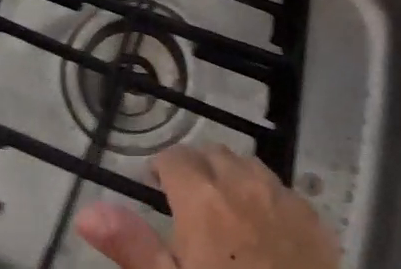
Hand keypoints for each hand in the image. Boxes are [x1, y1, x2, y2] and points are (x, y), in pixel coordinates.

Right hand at [74, 143, 339, 268]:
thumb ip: (130, 245)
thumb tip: (87, 212)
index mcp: (203, 199)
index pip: (175, 158)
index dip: (161, 169)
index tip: (155, 188)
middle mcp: (243, 184)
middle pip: (213, 155)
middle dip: (196, 168)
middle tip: (185, 203)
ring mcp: (282, 198)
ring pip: (249, 166)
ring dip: (231, 176)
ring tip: (222, 210)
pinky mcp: (313, 218)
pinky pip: (281, 189)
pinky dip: (265, 195)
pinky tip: (262, 226)